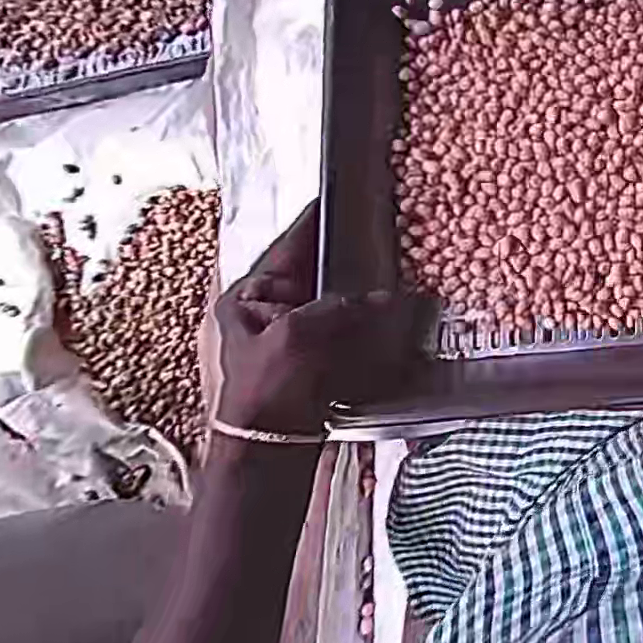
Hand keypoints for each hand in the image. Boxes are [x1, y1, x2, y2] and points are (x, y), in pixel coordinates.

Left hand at [212, 202, 415, 434]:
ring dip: (360, 278)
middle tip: (377, 222)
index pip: (290, 246)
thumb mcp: (295, 337)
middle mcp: (275, 306)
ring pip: (335, 290)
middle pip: (317, 266)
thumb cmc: (268, 390)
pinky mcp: (321, 347)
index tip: (338, 194)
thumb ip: (337, 309)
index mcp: (252, 296)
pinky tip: (390, 297)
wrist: (271, 448)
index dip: (315, 221)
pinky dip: (367, 307)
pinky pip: (348, 316)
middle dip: (346, 249)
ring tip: (390, 253)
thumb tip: (381, 298)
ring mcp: (298, 327)